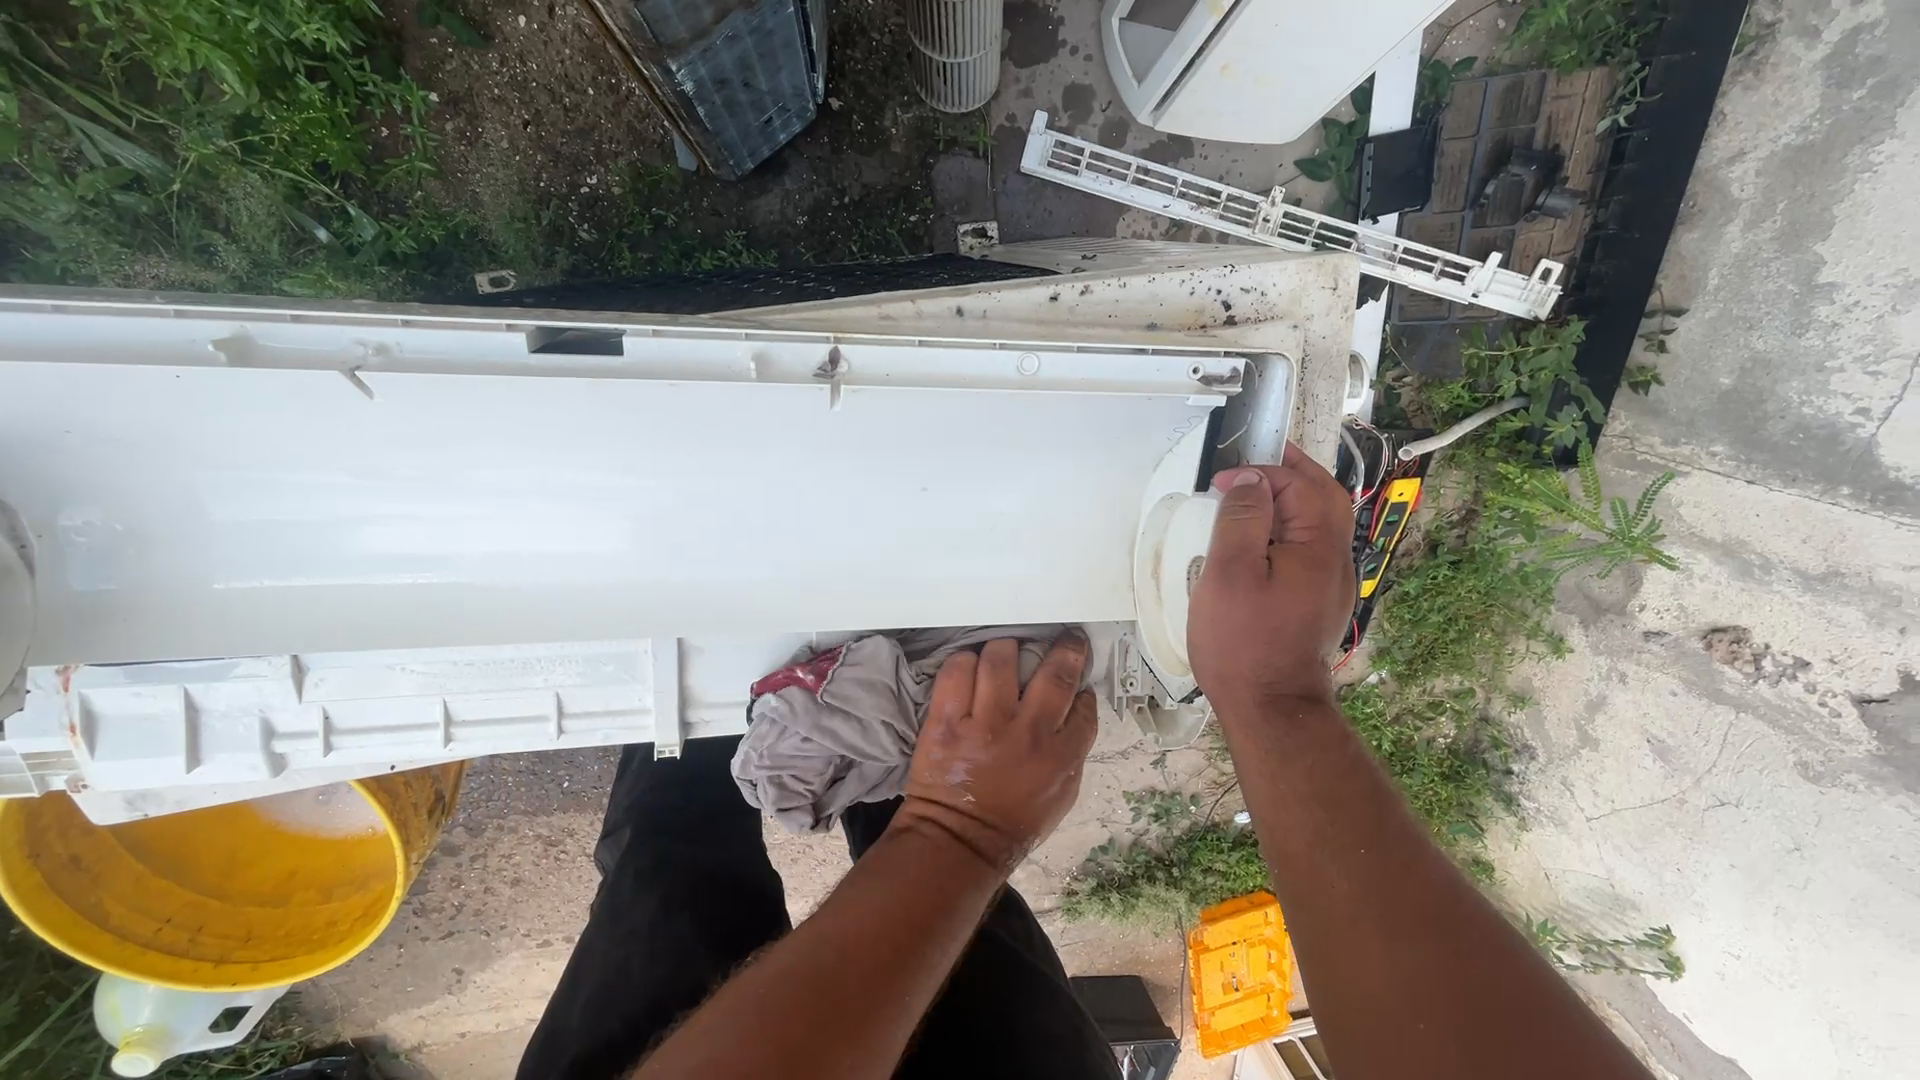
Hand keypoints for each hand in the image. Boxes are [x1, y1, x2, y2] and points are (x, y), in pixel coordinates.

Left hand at [893, 632, 1098, 872]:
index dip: (1083, 687)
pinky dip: (965, 661)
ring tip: (1008, 650)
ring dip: (1007, 648)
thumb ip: (1072, 752)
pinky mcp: (947, 721)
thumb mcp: (1061, 795)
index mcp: (1059, 757)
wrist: (957, 841)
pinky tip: (970, 666)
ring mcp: (984, 724)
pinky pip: (957, 671)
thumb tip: (1076, 712)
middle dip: (1066, 649)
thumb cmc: (1012, 823)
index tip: (1079, 680)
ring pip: (1000, 660)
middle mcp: (1026, 734)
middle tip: (1066, 638)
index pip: (1083, 707)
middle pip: (1054, 674)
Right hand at [1189, 443, 1355, 713]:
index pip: (1299, 486)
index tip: (1221, 482)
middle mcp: (1336, 561)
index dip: (1261, 473)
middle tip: (1258, 463)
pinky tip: (1263, 542)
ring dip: (1292, 502)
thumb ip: (1240, 519)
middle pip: (1324, 500)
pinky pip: (1310, 552)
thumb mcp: (1229, 573)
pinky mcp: (1319, 604)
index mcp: (1318, 546)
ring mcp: (1332, 586)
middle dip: (1292, 475)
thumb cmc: (1244, 641)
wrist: (1271, 708)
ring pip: (1320, 526)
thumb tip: (1249, 480)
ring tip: (1255, 495)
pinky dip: (1289, 531)